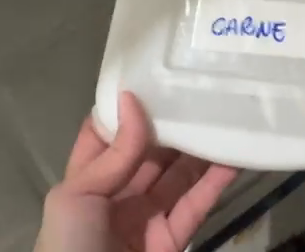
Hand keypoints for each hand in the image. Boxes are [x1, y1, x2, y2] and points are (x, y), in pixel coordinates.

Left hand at [34, 92, 239, 251]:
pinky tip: (234, 155)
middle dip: (173, 120)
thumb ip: (114, 153)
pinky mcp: (173, 240)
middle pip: (151, 149)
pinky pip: (197, 205)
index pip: (108, 132)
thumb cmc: (69, 250)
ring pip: (179, 174)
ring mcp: (148, 218)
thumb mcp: (76, 197)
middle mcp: (119, 194)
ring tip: (226, 112)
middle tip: (203, 86)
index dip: (128, 104)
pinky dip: (216, 181)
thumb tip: (133, 97)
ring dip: (201, 146)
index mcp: (88, 181)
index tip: (156, 70)